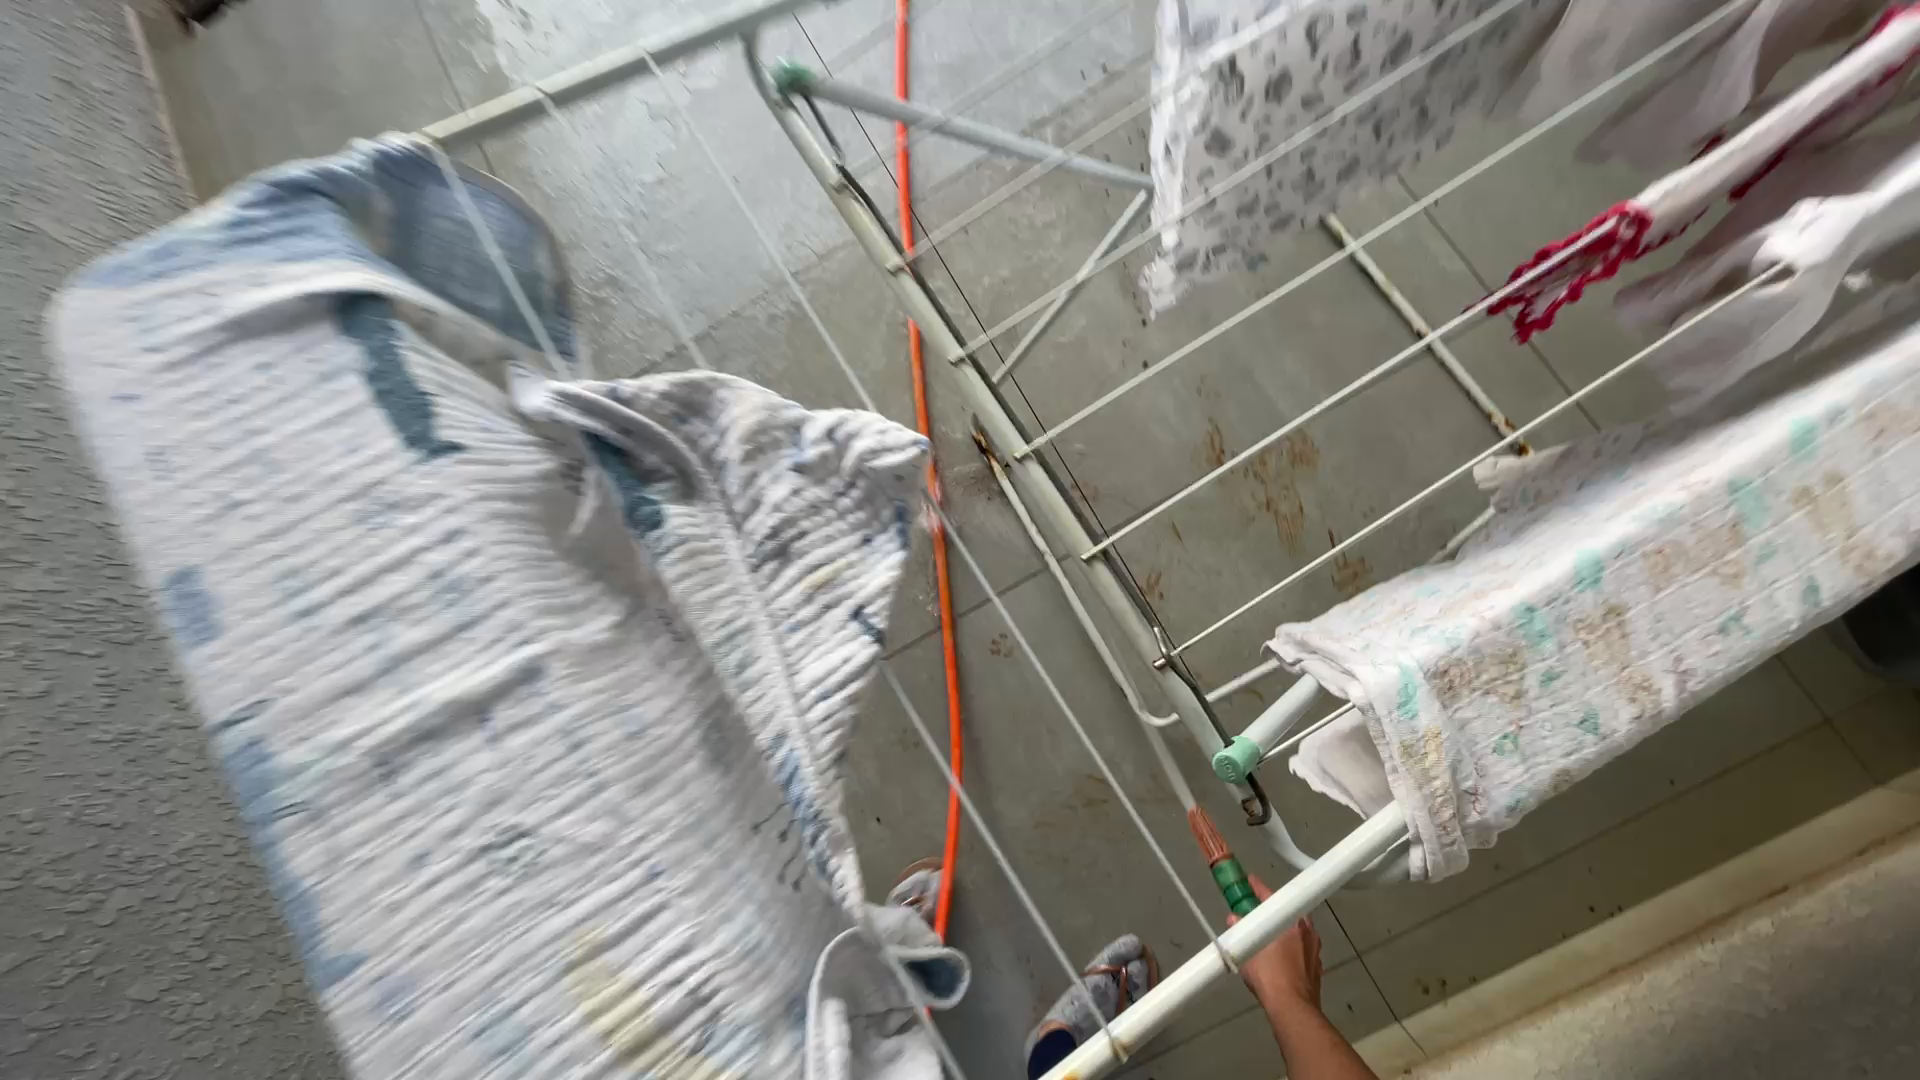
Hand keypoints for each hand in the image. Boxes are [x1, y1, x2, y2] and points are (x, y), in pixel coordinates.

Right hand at [1228, 876, 1321, 1011]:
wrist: (1293, 1008)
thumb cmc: (1269, 975)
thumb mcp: (1247, 951)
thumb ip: (1241, 931)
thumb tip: (1234, 919)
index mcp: (1290, 921)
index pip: (1272, 896)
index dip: (1258, 888)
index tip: (1249, 881)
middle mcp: (1307, 930)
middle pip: (1287, 912)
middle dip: (1273, 910)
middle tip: (1257, 911)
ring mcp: (1315, 949)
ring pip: (1297, 930)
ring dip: (1283, 929)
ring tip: (1268, 934)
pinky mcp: (1317, 966)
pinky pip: (1302, 948)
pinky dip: (1291, 946)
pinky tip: (1280, 956)